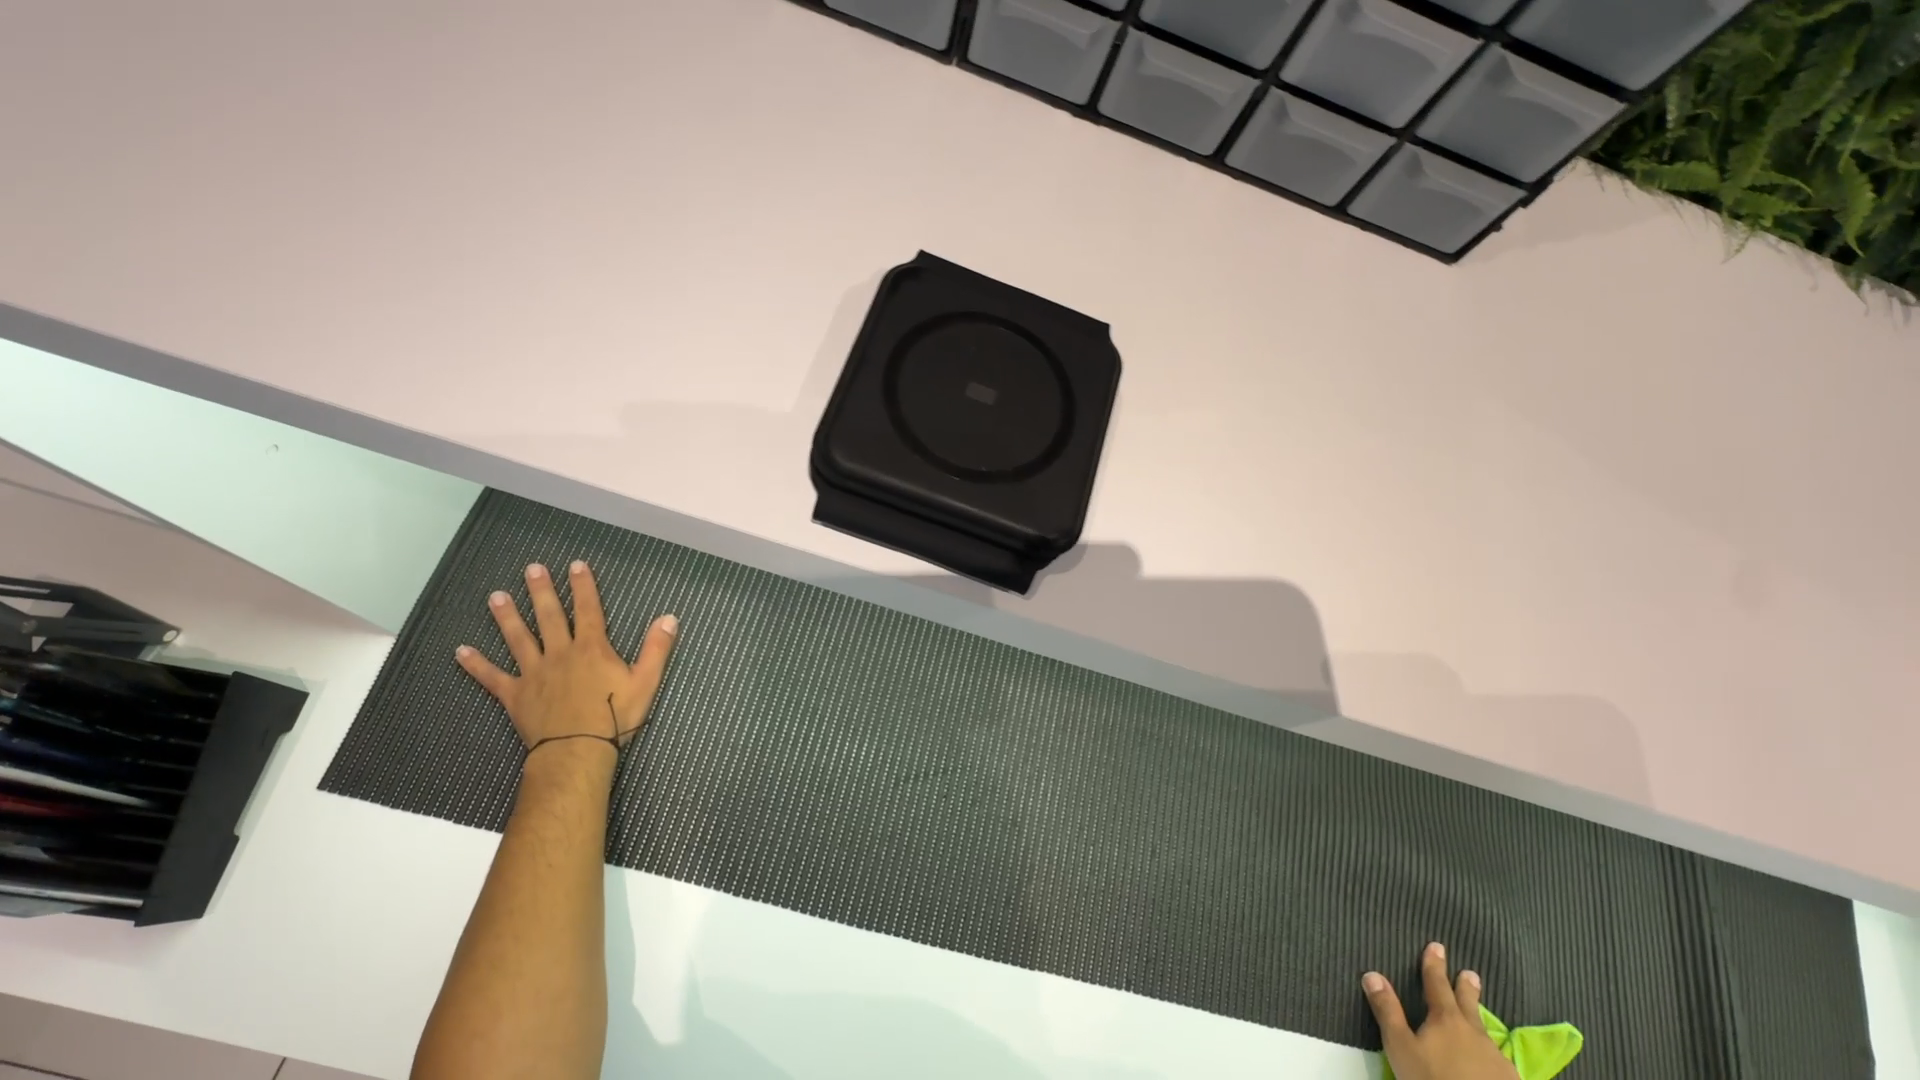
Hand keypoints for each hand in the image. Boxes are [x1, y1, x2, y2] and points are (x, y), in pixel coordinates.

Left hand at [455, 560, 678, 750]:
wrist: (578, 750)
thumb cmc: (615, 718)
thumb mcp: (646, 682)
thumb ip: (657, 649)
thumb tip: (669, 617)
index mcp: (592, 649)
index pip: (589, 610)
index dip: (583, 586)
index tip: (576, 565)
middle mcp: (561, 654)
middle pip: (549, 616)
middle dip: (541, 591)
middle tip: (531, 569)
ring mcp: (535, 673)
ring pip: (518, 639)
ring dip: (506, 617)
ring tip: (495, 596)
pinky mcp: (516, 695)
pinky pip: (492, 677)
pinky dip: (476, 664)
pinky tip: (460, 651)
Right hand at [1363, 943, 1517, 1079]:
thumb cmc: (1433, 1079)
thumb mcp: (1400, 1046)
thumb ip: (1387, 1011)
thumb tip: (1372, 974)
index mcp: (1446, 1019)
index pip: (1437, 985)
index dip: (1434, 965)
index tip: (1436, 946)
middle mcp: (1473, 1032)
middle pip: (1468, 1004)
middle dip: (1466, 988)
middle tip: (1471, 973)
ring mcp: (1494, 1057)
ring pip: (1484, 1032)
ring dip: (1477, 1020)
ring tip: (1476, 1019)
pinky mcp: (1507, 1079)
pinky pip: (1496, 1059)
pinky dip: (1489, 1053)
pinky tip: (1488, 1062)